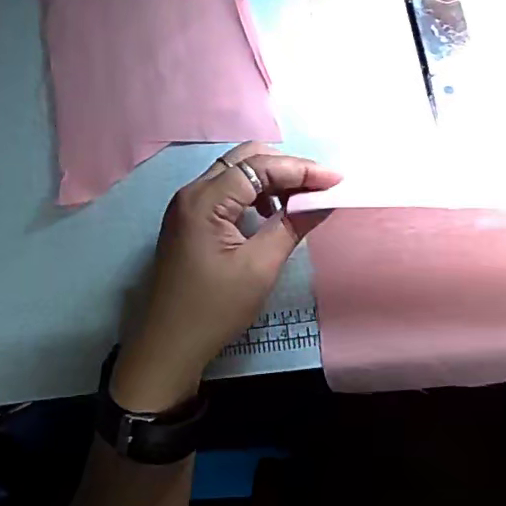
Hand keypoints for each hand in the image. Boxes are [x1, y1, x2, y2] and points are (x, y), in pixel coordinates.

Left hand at [113, 143, 340, 411]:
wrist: (168, 346)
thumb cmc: (214, 309)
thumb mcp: (260, 268)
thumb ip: (293, 226)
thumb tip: (324, 200)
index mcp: (205, 200)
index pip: (260, 166)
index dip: (302, 169)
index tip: (337, 179)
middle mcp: (192, 192)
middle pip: (245, 159)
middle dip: (287, 167)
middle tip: (322, 185)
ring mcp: (187, 206)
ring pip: (236, 172)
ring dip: (271, 178)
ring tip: (302, 198)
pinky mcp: (190, 220)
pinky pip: (227, 190)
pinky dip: (255, 192)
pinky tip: (272, 212)